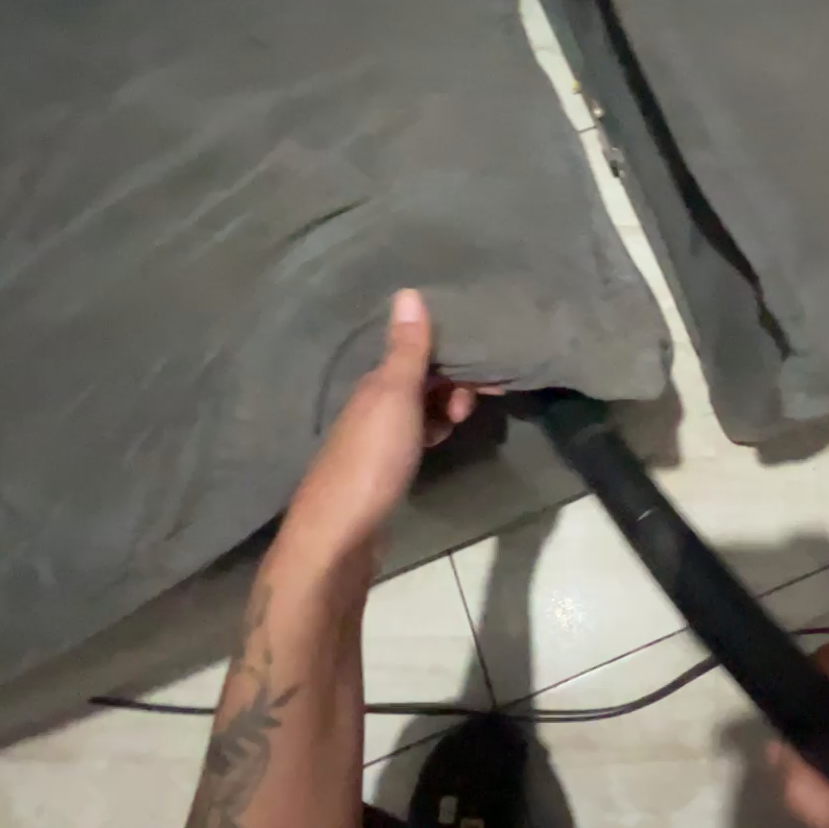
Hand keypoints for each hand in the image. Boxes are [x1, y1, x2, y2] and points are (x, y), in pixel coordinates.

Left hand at [278, 289, 492, 564]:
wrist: (339, 537)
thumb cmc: (372, 459)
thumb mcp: (395, 397)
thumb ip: (406, 349)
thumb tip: (407, 290)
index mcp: (375, 382)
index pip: (418, 350)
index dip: (453, 351)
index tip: (489, 364)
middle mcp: (373, 402)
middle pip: (421, 377)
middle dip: (455, 380)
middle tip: (478, 399)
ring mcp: (376, 436)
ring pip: (420, 406)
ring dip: (446, 406)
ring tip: (460, 421)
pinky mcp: (383, 466)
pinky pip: (416, 433)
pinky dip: (434, 429)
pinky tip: (442, 440)